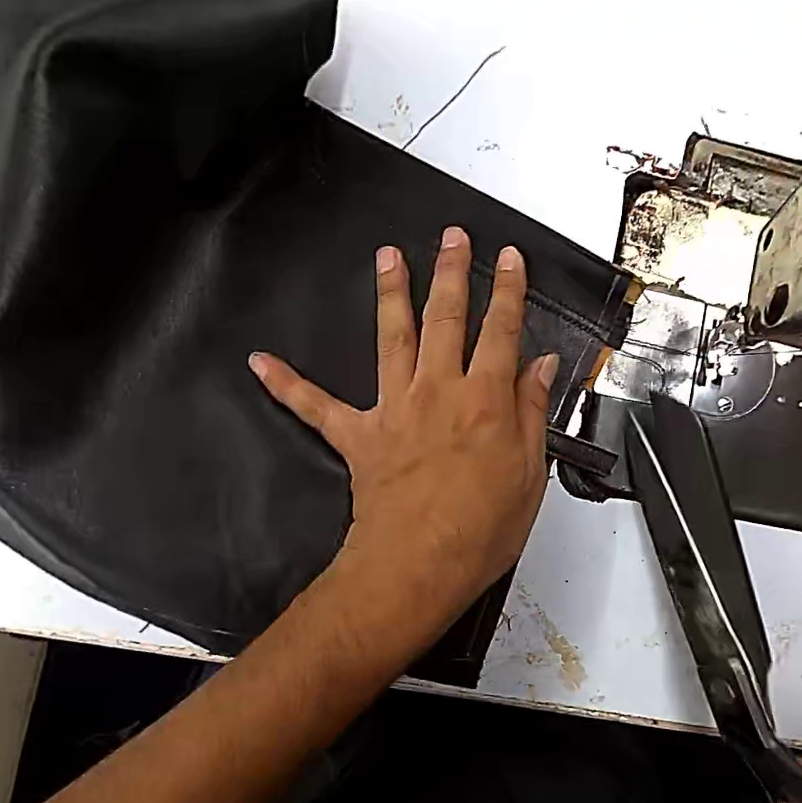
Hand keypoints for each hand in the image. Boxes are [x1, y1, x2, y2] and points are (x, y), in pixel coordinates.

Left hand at [250, 226, 557, 640]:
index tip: (509, 258)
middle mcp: (438, 392)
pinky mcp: (359, 437)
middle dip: (451, 272)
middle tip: (451, 237)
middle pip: (445, 318)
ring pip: (392, 337)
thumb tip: (540, 367)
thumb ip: (531, 412)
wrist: (418, 566)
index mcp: (485, 400)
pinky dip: (289, 384)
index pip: (501, 330)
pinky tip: (261, 362)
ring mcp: (394, 409)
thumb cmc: (480, 529)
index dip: (507, 290)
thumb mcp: (529, 472)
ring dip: (391, 293)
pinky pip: (317, 406)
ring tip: (388, 256)